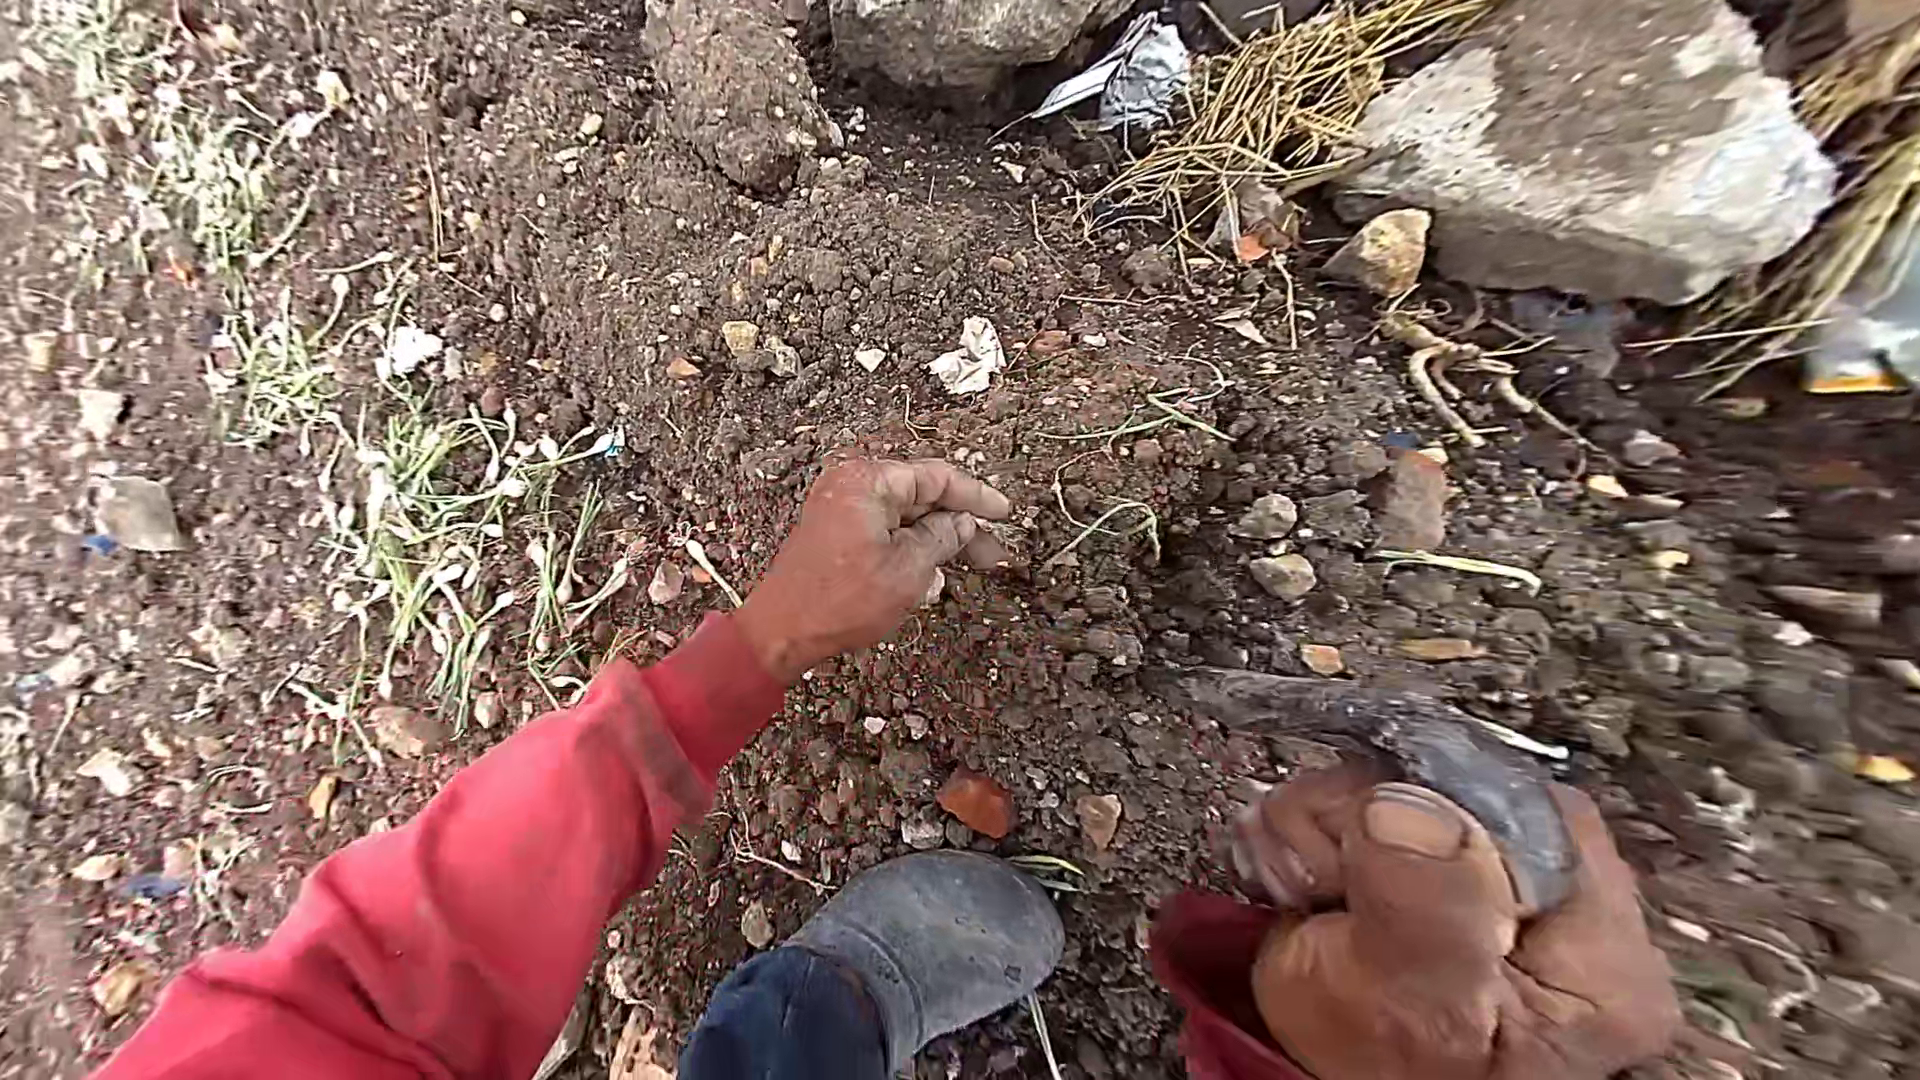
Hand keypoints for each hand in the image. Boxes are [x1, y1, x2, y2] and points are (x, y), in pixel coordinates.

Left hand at [734, 458, 1010, 683]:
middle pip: (923, 497)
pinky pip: (887, 533)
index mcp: (868, 481)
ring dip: (938, 541)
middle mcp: (853, 486)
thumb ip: (944, 536)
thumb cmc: (840, 601)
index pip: (936, 477)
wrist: (783, 632)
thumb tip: (962, 523)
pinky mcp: (839, 534)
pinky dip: (911, 551)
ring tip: (969, 566)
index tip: (1002, 512)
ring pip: (907, 518)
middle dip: (960, 525)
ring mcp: (843, 510)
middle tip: (992, 551)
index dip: (976, 497)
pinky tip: (931, 578)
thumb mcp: (909, 568)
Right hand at [1234, 768, 1679, 1079]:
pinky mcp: (1390, 851)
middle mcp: (1526, 896)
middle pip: (1435, 785)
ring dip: (1311, 824)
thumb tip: (1411, 805)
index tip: (1371, 843)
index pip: (1527, 811)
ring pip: (1371, 782)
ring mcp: (1450, 868)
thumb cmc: (1372, 1066)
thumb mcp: (1410, 1004)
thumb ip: (1424, 910)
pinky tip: (1294, 878)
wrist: (1304, 1064)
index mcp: (1587, 948)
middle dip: (1352, 818)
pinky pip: (1330, 795)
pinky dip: (1294, 828)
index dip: (1439, 807)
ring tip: (1304, 888)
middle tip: (1328, 881)